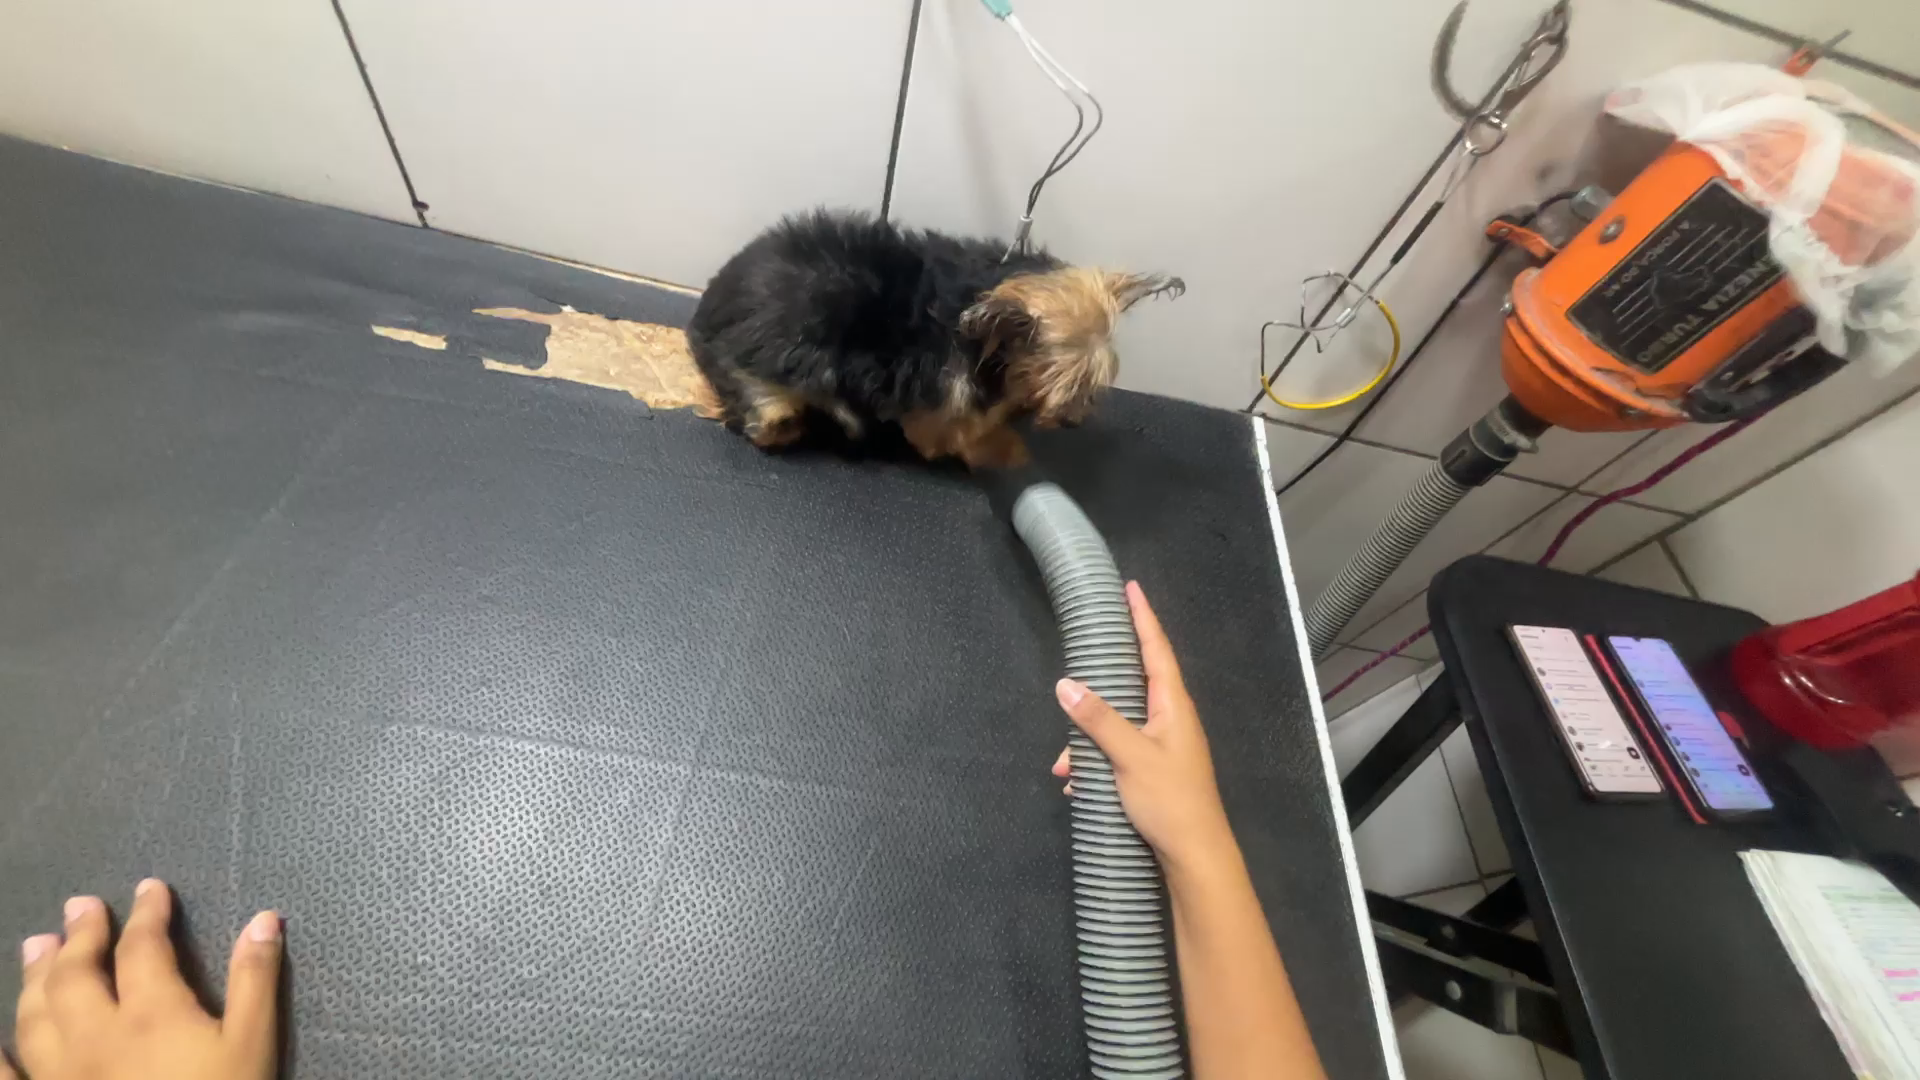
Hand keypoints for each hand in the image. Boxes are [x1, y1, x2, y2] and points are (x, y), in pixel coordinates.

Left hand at [7, 881, 281, 1079]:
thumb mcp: (253, 1036)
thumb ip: (256, 977)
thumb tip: (265, 917)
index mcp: (151, 1013)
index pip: (143, 948)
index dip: (146, 913)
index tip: (150, 886)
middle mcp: (95, 1037)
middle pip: (77, 977)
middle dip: (80, 936)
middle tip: (79, 905)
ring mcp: (57, 1076)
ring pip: (33, 1018)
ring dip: (36, 977)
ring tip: (38, 947)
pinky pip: (4, 1078)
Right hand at [1050, 582, 1236, 875]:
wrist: (1195, 857)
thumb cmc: (1170, 799)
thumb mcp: (1129, 756)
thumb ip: (1098, 719)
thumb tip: (1065, 684)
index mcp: (1173, 705)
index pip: (1157, 649)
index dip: (1143, 618)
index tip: (1130, 588)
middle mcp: (1170, 718)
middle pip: (1132, 681)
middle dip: (1100, 679)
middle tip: (1083, 653)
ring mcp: (1163, 744)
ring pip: (1118, 722)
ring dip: (1089, 738)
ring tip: (1064, 766)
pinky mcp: (1153, 768)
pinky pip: (1117, 750)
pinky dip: (1096, 762)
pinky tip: (1076, 784)